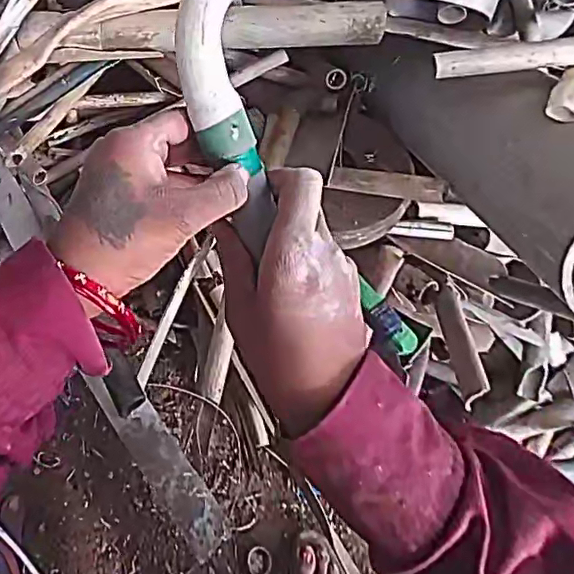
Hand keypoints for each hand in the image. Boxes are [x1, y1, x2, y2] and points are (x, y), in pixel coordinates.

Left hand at [49, 111, 248, 298]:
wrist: (81, 276)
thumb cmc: (112, 245)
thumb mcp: (182, 216)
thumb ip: (221, 192)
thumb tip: (239, 179)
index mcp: (131, 143)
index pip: (183, 118)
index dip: (214, 130)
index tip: (234, 144)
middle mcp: (118, 151)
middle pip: (176, 140)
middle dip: (208, 156)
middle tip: (233, 170)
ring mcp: (114, 172)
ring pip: (166, 163)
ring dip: (194, 176)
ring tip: (219, 191)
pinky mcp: (115, 194)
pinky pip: (153, 181)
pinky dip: (176, 190)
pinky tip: (196, 206)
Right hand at [214, 168, 368, 434]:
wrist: (329, 396)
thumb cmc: (285, 362)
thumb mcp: (240, 306)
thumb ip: (234, 257)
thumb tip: (225, 227)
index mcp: (293, 255)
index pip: (300, 182)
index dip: (274, 177)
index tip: (251, 190)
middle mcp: (324, 253)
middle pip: (303, 202)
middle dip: (273, 209)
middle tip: (248, 231)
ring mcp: (340, 265)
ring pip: (311, 225)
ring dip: (285, 233)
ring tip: (263, 266)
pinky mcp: (347, 277)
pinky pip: (320, 249)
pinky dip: (299, 253)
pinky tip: (282, 283)